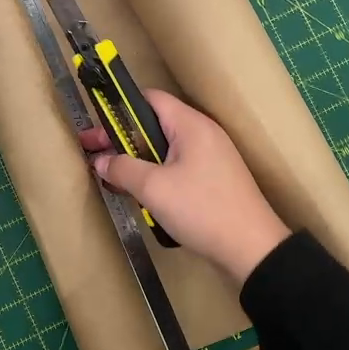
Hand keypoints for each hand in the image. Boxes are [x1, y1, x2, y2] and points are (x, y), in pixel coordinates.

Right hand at [84, 90, 290, 282]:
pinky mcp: (215, 180)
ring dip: (138, 160)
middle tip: (95, 154)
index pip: (149, 98)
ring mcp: (211, 157)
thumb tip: (101, 161)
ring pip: (165, 148)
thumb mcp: (153, 188)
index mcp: (190, 124)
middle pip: (154, 124)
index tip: (97, 128)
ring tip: (113, 177)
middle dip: (123, 138)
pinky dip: (156, 174)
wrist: (253, 251)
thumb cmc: (202, 209)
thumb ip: (123, 169)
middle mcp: (202, 133)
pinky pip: (178, 166)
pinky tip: (142, 194)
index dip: (120, 108)